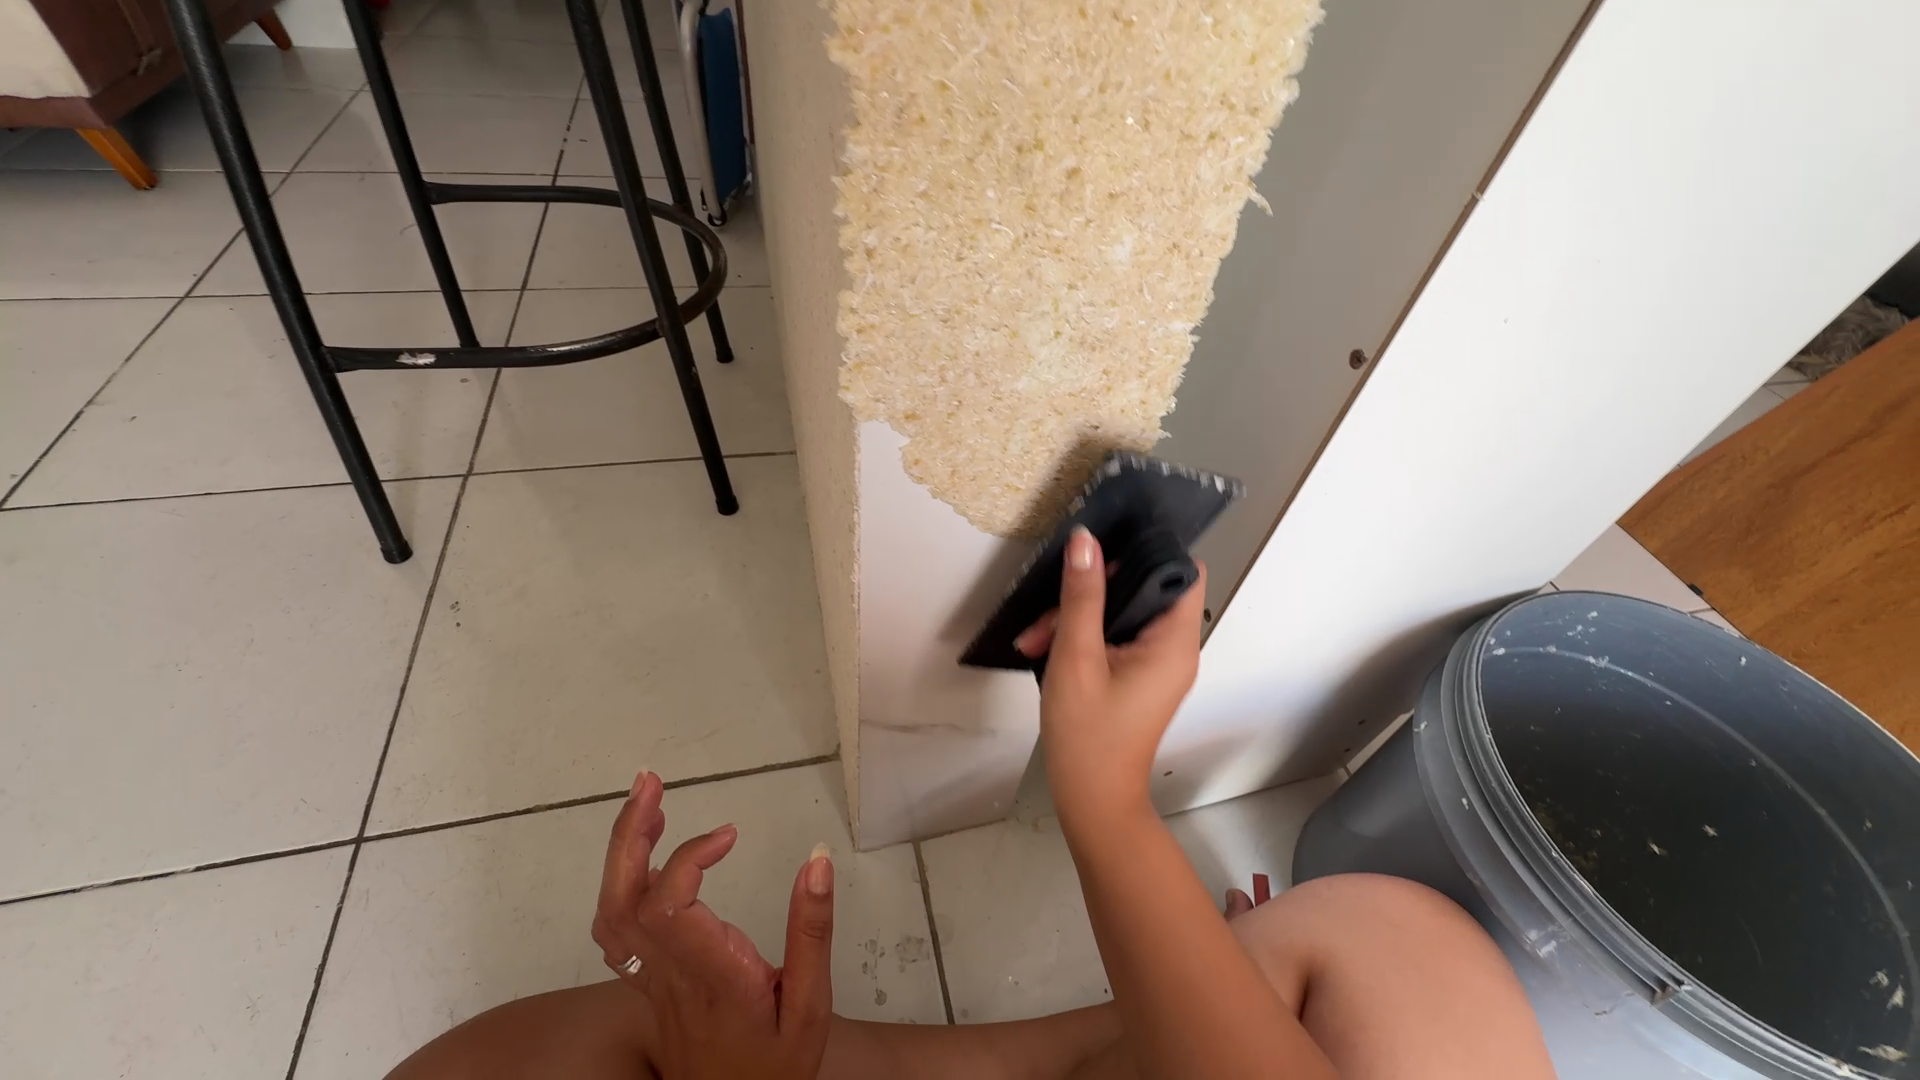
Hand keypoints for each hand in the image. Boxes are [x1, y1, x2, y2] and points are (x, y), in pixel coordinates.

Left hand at [592, 771, 834, 1079]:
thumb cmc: (777, 1064)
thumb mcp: (811, 1005)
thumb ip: (812, 931)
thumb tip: (817, 859)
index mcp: (711, 976)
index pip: (670, 909)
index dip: (687, 858)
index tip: (730, 834)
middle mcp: (671, 976)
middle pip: (622, 903)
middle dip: (629, 834)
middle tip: (649, 781)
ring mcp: (651, 981)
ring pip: (610, 914)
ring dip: (620, 852)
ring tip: (647, 804)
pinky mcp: (648, 983)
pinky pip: (616, 930)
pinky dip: (620, 882)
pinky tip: (642, 856)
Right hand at [1014, 526, 1205, 819]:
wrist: (1092, 798)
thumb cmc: (1087, 732)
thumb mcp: (1077, 657)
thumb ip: (1082, 595)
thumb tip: (1085, 540)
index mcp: (1174, 642)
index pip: (1182, 572)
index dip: (1147, 553)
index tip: (1103, 554)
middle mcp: (1175, 649)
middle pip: (1142, 591)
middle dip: (1091, 593)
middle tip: (1050, 612)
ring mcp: (1157, 665)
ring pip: (1121, 615)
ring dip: (1076, 619)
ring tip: (1035, 641)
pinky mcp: (1138, 677)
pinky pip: (1115, 639)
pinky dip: (1082, 640)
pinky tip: (1043, 652)